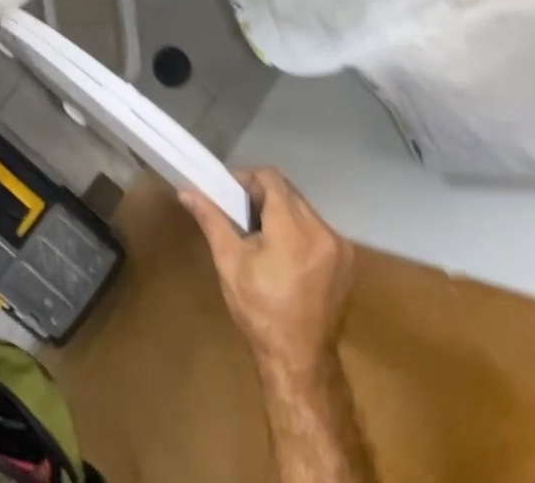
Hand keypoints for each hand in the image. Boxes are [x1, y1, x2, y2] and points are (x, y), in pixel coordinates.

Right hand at [182, 167, 355, 381]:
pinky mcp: (347, 262)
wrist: (299, 357)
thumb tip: (187, 192)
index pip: (272, 179)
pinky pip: (318, 230)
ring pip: (305, 210)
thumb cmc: (258, 310)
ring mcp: (340, 247)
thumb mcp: (229, 262)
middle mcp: (323, 231)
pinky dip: (298, 230)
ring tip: (258, 235)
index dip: (247, 178)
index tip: (227, 193)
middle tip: (238, 213)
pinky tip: (282, 252)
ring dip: (280, 212)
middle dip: (262, 196)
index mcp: (294, 229)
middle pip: (289, 193)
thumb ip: (212, 220)